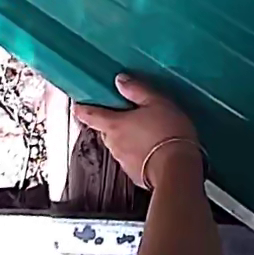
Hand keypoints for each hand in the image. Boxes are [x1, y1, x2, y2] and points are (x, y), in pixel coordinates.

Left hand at [73, 73, 203, 189]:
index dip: (82, 109)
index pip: (91, 115)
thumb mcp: (156, 102)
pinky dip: (136, 152)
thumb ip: (137, 90)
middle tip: (124, 114)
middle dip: (111, 122)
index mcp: (115, 124)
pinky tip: (151, 147)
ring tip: (144, 130)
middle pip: (106, 130)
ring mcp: (123, 161)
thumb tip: (120, 80)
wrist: (177, 168)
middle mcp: (113, 144)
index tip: (76, 106)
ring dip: (126, 137)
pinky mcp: (134, 174)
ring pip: (118, 144)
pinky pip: (130, 158)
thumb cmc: (167, 131)